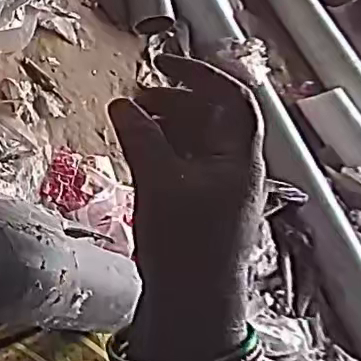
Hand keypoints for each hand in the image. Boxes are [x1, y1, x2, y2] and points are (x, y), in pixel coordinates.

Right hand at [106, 54, 263, 360]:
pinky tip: (136, 146)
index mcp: (238, 159)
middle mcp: (233, 167)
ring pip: (195, 137)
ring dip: (164, 121)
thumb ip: (141, 139)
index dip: (200, 75)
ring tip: (129, 119)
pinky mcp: (196, 200)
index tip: (161, 63)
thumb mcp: (158, 183)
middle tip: (134, 95)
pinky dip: (159, 143)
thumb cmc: (186, 241)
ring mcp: (215, 184)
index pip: (233, 100)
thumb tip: (121, 103)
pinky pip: (182, 157)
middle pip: (212, 116)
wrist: (192, 297)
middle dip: (175, 98)